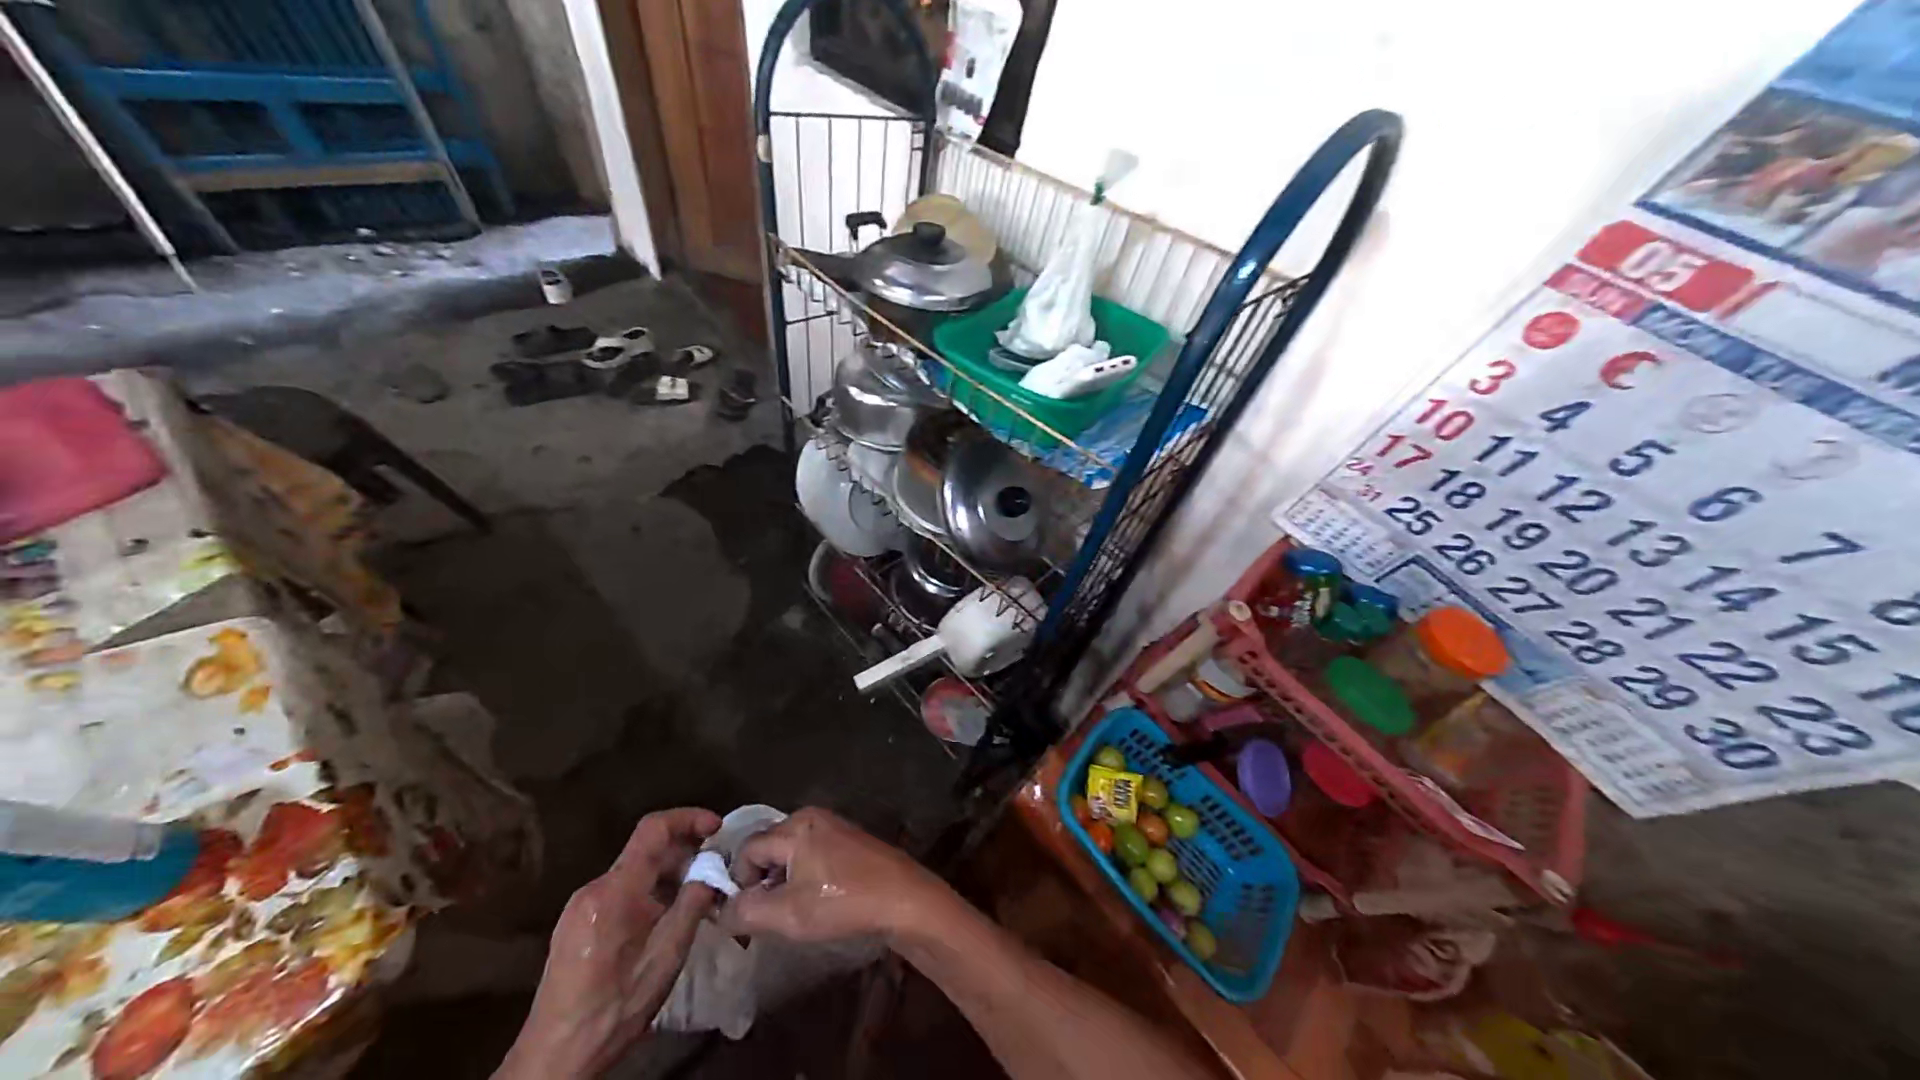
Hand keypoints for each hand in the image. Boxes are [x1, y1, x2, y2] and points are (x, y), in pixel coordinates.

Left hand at [496, 807, 721, 1079]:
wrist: (556, 1056)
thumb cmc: (616, 1006)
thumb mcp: (667, 955)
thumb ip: (692, 904)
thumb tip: (713, 871)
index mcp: (614, 890)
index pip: (653, 829)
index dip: (688, 818)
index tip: (717, 828)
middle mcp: (593, 888)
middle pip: (645, 850)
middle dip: (685, 852)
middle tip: (716, 870)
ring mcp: (581, 906)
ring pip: (635, 871)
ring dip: (670, 875)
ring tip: (698, 895)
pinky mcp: (577, 924)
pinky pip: (622, 891)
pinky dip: (651, 892)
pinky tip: (669, 915)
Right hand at [716, 807, 949, 944]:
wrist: (904, 899)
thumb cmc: (843, 903)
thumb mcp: (787, 915)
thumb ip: (745, 911)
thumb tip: (721, 910)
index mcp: (794, 826)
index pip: (746, 850)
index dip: (738, 883)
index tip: (747, 913)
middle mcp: (812, 816)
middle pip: (768, 847)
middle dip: (761, 880)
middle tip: (769, 914)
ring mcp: (834, 824)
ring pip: (790, 851)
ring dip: (784, 880)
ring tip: (794, 910)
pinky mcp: (849, 838)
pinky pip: (812, 852)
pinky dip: (805, 874)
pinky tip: (818, 899)